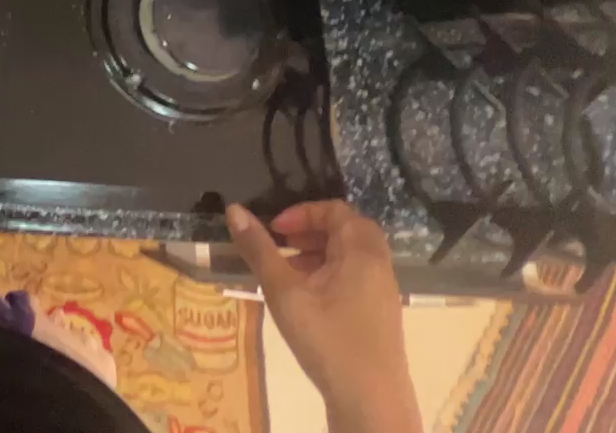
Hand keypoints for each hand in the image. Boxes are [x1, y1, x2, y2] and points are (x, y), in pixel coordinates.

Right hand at [227, 201, 420, 432]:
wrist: (371, 405)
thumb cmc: (327, 339)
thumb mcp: (282, 290)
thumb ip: (258, 248)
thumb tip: (234, 209)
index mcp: (362, 255)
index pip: (337, 211)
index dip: (303, 213)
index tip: (275, 230)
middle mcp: (378, 268)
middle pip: (347, 229)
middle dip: (310, 229)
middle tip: (282, 242)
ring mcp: (381, 293)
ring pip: (350, 254)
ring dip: (316, 251)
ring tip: (285, 269)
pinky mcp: (377, 315)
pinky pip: (353, 275)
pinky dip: (326, 271)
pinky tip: (302, 295)